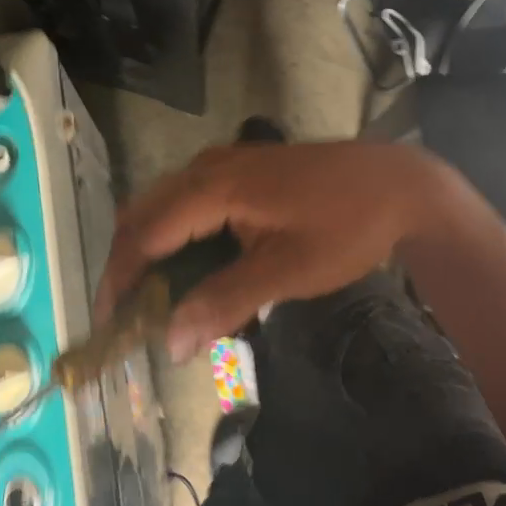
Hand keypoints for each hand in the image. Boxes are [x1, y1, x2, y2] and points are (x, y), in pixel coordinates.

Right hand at [94, 141, 473, 360]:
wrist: (398, 184)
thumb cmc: (346, 227)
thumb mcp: (287, 272)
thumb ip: (224, 302)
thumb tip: (168, 342)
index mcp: (214, 188)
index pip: (145, 233)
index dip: (120, 278)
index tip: (107, 323)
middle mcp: (209, 167)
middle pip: (145, 213)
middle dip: (129, 264)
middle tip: (127, 317)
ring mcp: (226, 162)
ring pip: (165, 205)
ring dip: (154, 250)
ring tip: (156, 301)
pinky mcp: (243, 170)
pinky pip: (190, 200)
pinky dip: (180, 236)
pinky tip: (195, 271)